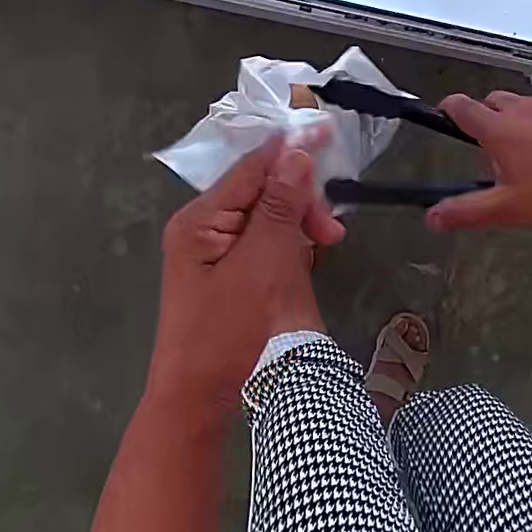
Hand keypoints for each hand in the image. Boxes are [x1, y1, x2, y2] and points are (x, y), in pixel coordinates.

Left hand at [149, 139, 345, 410]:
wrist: (198, 400)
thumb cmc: (228, 334)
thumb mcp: (261, 267)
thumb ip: (279, 208)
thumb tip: (297, 154)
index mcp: (200, 219)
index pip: (252, 168)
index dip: (291, 149)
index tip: (329, 131)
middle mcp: (202, 227)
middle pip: (260, 192)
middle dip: (300, 202)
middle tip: (333, 232)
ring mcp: (213, 251)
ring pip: (266, 218)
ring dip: (298, 225)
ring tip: (324, 247)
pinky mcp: (227, 273)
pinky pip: (263, 243)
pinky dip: (288, 246)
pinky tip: (303, 260)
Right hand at [425, 92, 531, 231]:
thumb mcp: (511, 210)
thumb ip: (467, 212)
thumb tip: (433, 217)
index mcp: (501, 131)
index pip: (463, 108)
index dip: (449, 108)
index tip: (444, 111)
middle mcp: (526, 111)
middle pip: (493, 101)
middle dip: (485, 117)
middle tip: (491, 149)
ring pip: (525, 104)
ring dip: (517, 120)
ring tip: (528, 154)